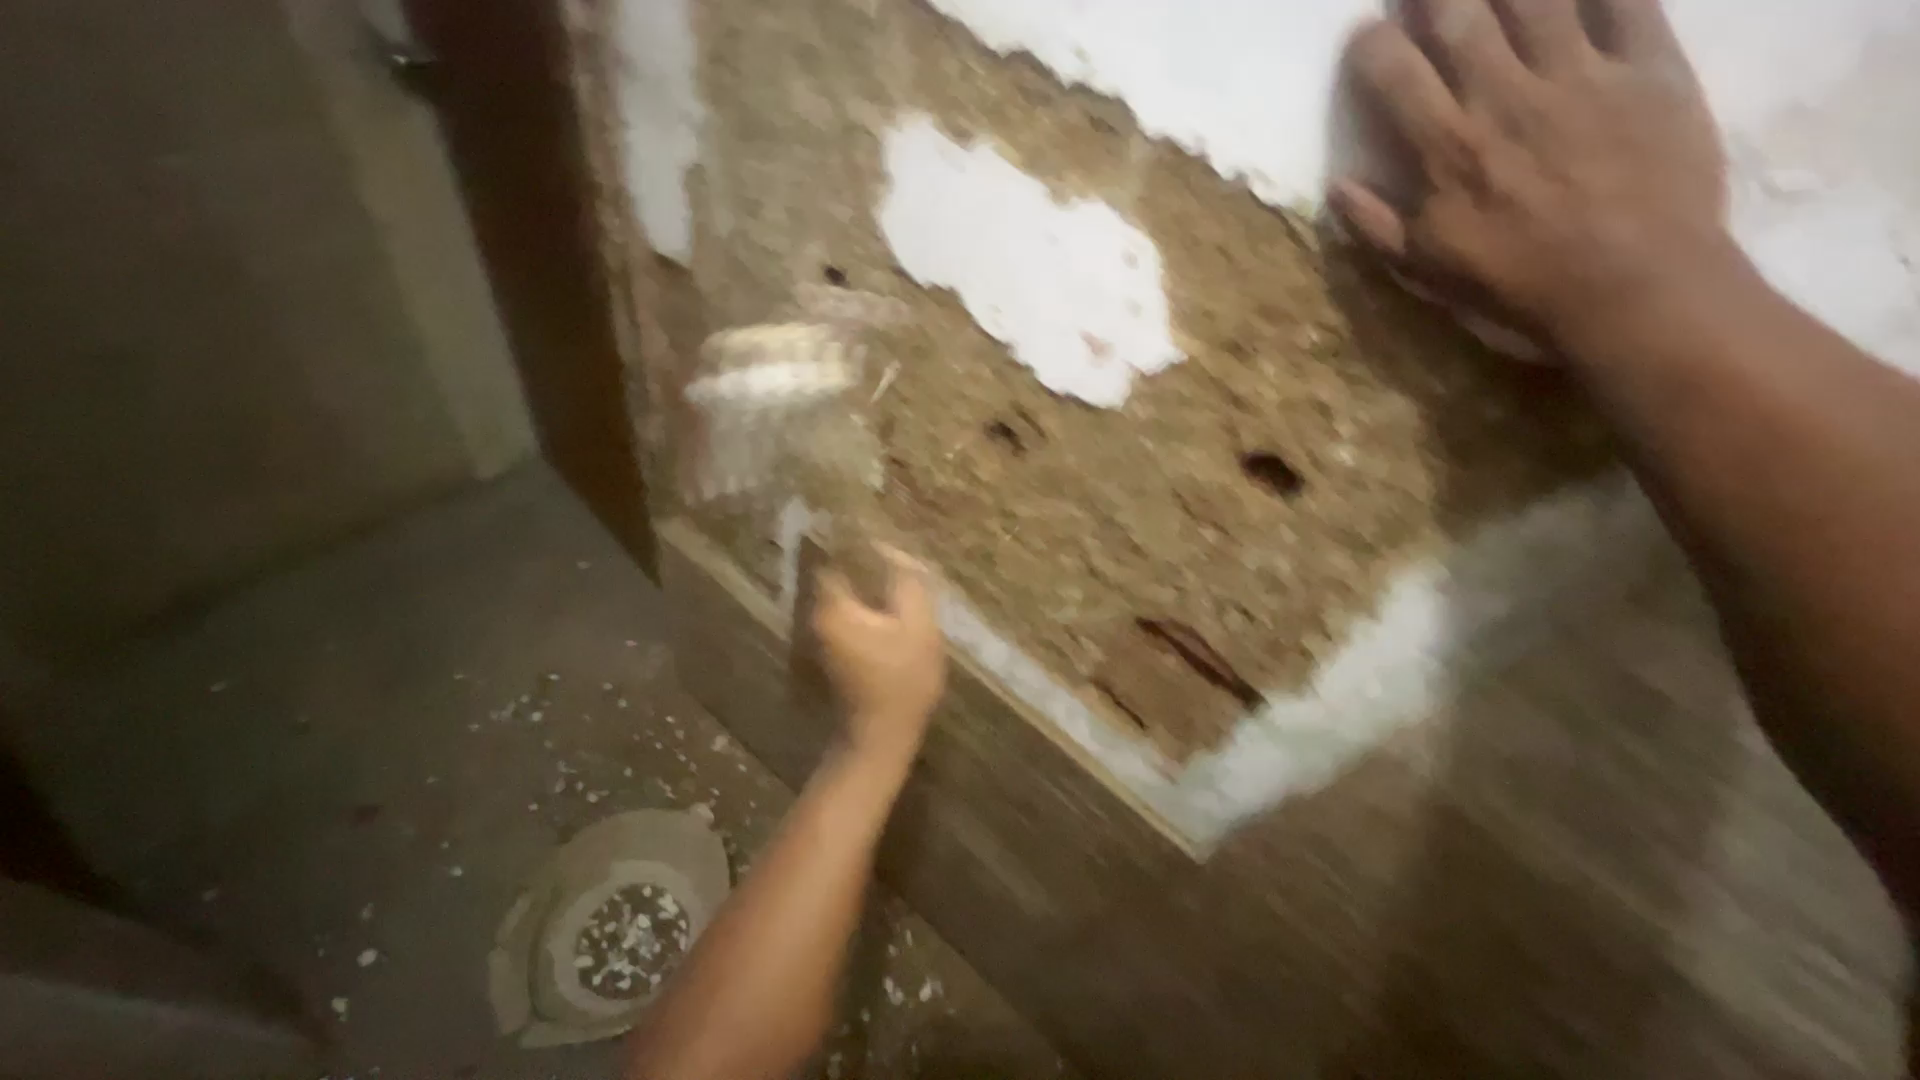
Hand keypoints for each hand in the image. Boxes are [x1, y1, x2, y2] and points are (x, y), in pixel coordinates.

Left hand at [811, 546, 946, 763]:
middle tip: (888, 543)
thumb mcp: (918, 627)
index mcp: (833, 607)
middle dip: (858, 554)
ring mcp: (821, 634)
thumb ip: (906, 583)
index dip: (854, 535)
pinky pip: (845, 610)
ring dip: (860, 577)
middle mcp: (817, 616)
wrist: (879, 737)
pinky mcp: (831, 649)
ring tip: (890, 565)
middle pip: (834, 570)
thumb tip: (893, 550)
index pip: (833, 552)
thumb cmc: (902, 682)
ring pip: (840, 591)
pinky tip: (885, 598)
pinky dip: (861, 599)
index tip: (875, 522)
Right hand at [1333, 0, 1732, 349]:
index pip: (1393, 71)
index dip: (1371, 43)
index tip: (1366, 36)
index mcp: (1446, 147)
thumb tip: (1336, 185)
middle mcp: (1505, 96)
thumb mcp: (1427, 271)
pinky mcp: (1650, 68)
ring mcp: (1581, 75)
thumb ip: (1376, 226)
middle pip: (1460, 14)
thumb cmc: (1518, 288)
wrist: (1634, 289)